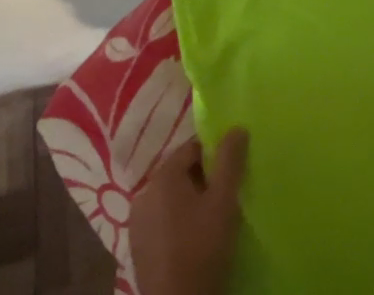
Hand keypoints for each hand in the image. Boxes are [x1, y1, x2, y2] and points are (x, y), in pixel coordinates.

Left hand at [130, 128, 248, 294]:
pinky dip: (177, 221)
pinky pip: (161, 219)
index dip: (215, 154)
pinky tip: (193, 239)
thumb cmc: (203, 247)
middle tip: (226, 197)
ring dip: (190, 201)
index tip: (233, 171)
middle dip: (203, 179)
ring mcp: (136, 221)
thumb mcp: (224, 201)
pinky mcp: (137, 245)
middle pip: (179, 172)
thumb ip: (230, 161)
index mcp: (162, 177)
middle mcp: (144, 192)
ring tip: (212, 219)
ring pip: (170, 197)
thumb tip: (236, 127)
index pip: (192, 147)